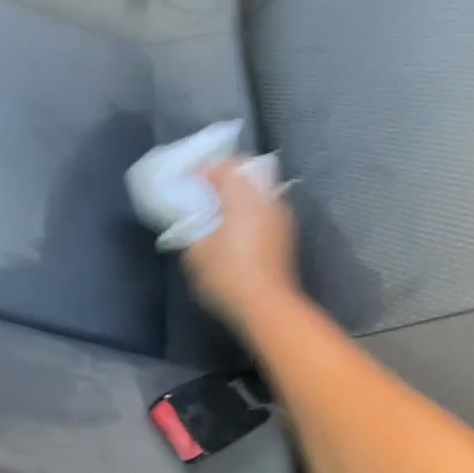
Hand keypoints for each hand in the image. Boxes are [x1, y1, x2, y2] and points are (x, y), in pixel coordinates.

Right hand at [183, 159, 300, 331]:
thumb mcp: (195, 252)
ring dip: (237, 193)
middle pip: (247, 173)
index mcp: (242, 199)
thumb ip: (193, 228)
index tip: (189, 178)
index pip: (227, 166)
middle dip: (223, 177)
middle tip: (202, 189)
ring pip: (257, 191)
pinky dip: (246, 209)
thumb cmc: (227, 276)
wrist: (267, 306)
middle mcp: (266, 200)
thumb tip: (194, 221)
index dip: (206, 168)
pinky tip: (231, 228)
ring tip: (215, 209)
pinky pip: (263, 208)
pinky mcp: (284, 233)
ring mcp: (280, 216)